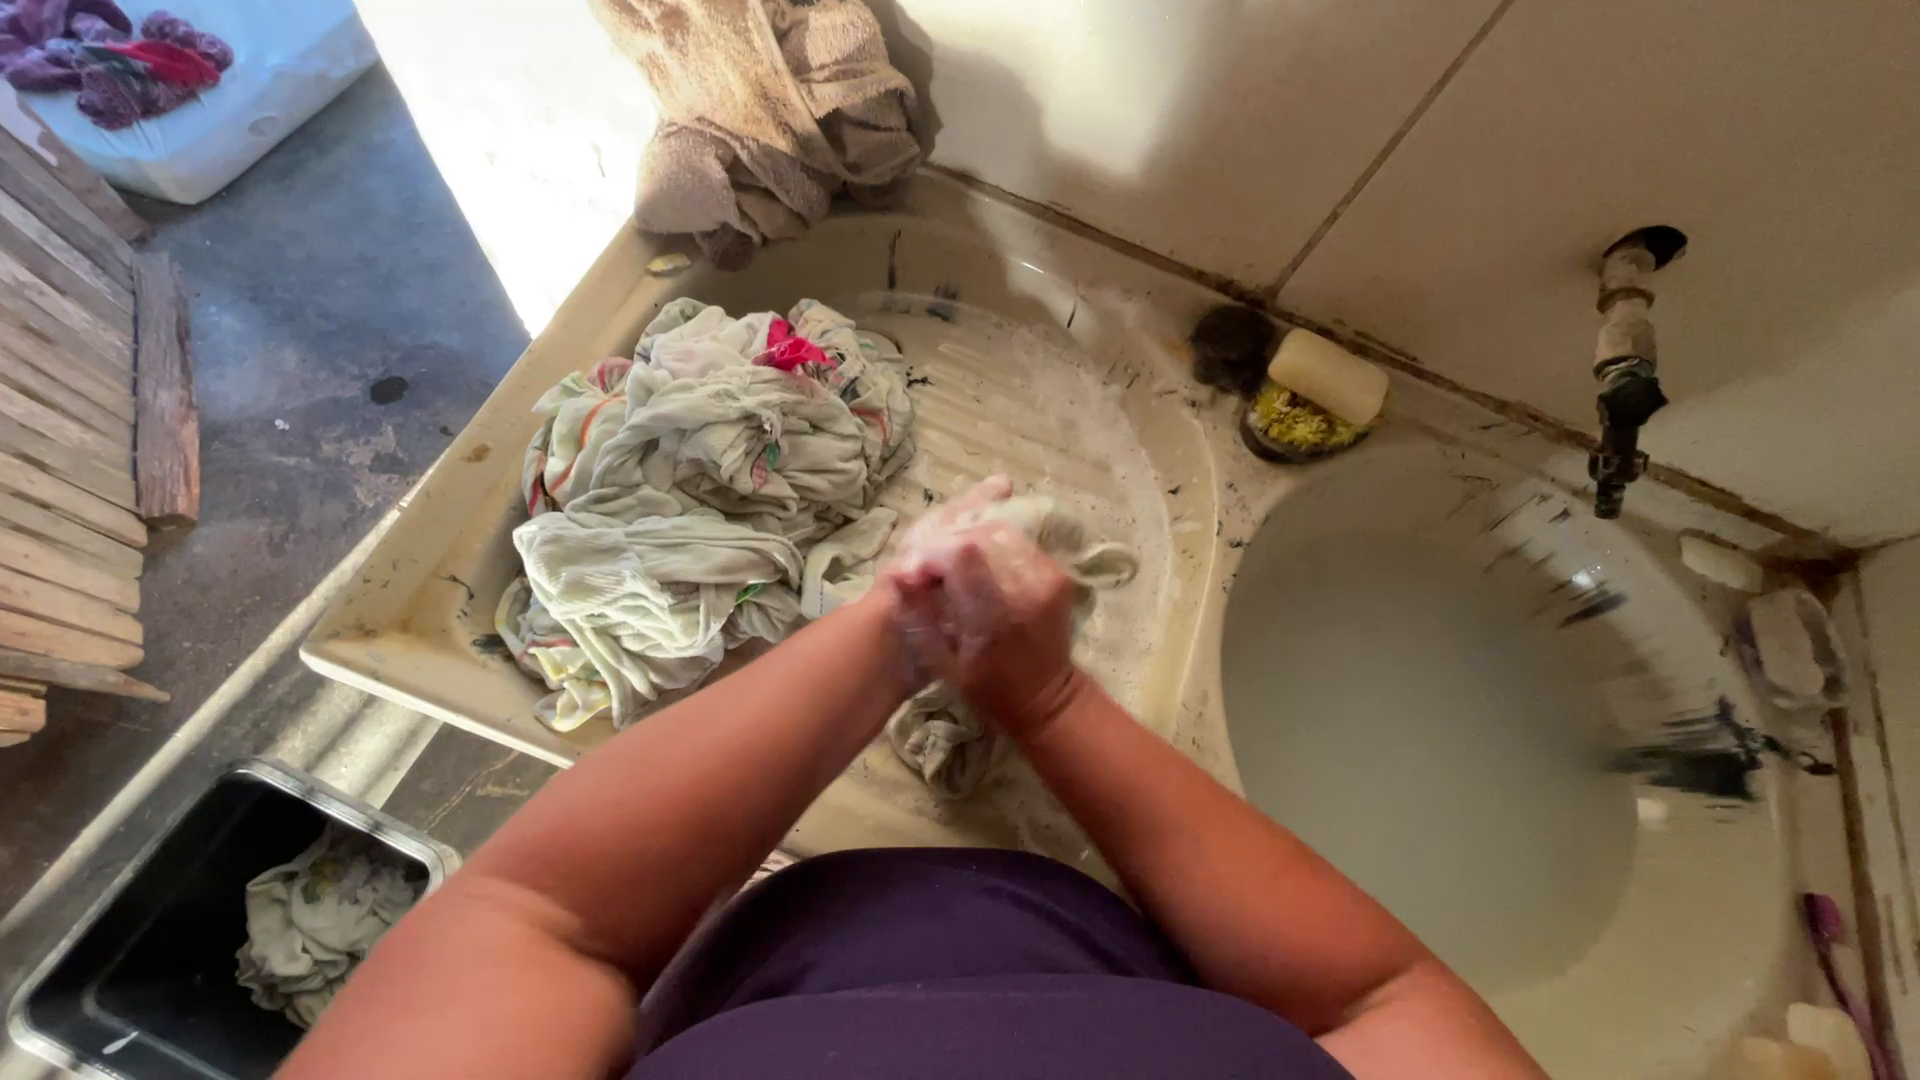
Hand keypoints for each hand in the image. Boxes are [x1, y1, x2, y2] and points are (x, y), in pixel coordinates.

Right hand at [883, 479, 1087, 736]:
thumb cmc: (988, 688)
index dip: (933, 553)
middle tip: (932, 563)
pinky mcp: (1058, 573)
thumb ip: (919, 615)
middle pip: (981, 533)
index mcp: (996, 617)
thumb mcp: (942, 663)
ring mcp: (1048, 578)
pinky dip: (991, 542)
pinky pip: (1018, 540)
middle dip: (948, 541)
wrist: (1046, 698)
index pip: (963, 553)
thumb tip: (896, 573)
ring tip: (952, 559)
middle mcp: (1026, 590)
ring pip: (1001, 529)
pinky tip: (977, 559)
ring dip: (969, 536)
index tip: (918, 571)